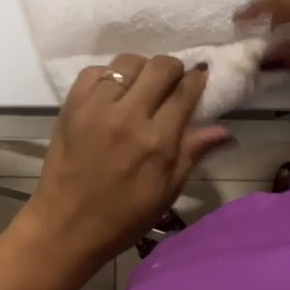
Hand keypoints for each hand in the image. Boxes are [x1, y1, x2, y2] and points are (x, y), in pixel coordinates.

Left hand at [19, 54, 230, 265]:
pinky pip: (93, 72)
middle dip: (172, 68)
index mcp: (157, 142)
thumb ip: (192, 154)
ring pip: (127, 62)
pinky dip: (107, 75)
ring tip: (141, 85)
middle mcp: (128, 116)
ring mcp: (96, 108)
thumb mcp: (167, 192)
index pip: (185, 92)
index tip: (199, 76)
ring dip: (141, 68)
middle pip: (159, 67)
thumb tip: (224, 130)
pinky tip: (112, 92)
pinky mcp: (70, 107)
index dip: (197, 78)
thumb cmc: (123, 217)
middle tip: (172, 81)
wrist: (66, 227)